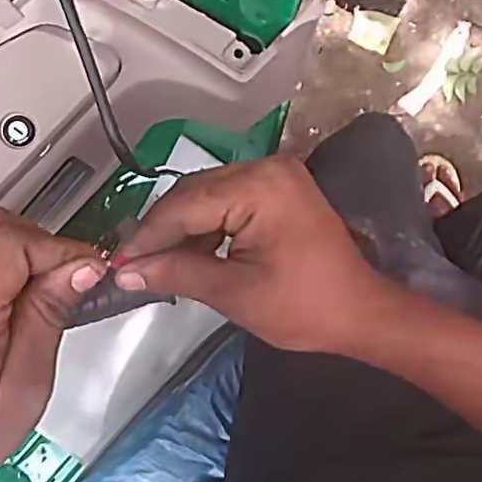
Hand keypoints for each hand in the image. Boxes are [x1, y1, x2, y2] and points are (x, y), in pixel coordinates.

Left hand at [0, 210, 104, 481]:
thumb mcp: (27, 383)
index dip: (57, 249)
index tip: (85, 268)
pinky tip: (8, 292)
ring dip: (17, 248)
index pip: (10, 244)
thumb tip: (78, 268)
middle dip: (40, 243)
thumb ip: (48, 314)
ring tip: (39, 288)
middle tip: (67, 276)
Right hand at [113, 157, 398, 352]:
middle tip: (133, 263)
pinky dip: (207, 225)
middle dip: (161, 231)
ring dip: (182, 228)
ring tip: (159, 263)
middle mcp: (267, 169)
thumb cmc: (306, 307)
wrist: (363, 312)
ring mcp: (276, 175)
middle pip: (193, 193)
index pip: (184, 205)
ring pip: (207, 195)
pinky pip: (228, 199)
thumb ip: (176, 273)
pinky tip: (191, 251)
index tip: (119, 262)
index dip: (146, 236)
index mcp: (260, 188)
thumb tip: (126, 271)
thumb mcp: (234, 292)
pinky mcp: (279, 189)